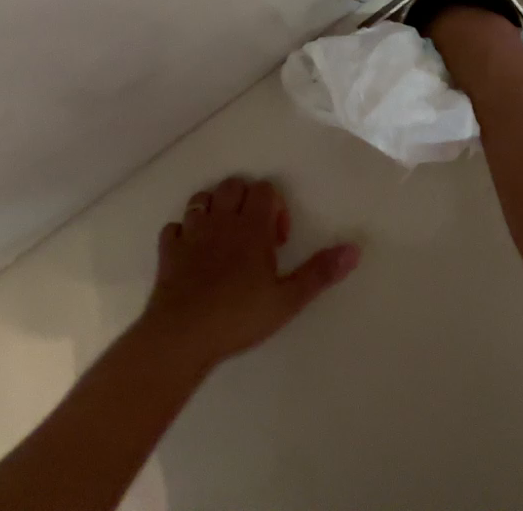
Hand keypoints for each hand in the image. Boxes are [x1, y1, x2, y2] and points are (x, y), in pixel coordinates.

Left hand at [137, 176, 359, 369]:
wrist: (182, 336)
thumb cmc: (238, 316)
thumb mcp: (287, 299)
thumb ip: (320, 272)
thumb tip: (355, 249)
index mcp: (251, 228)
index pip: (264, 190)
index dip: (275, 206)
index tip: (278, 240)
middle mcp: (220, 221)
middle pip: (232, 186)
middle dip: (245, 201)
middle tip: (254, 235)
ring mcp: (190, 234)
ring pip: (201, 200)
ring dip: (214, 210)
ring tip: (224, 238)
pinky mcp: (167, 252)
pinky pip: (173, 227)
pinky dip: (183, 233)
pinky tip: (192, 253)